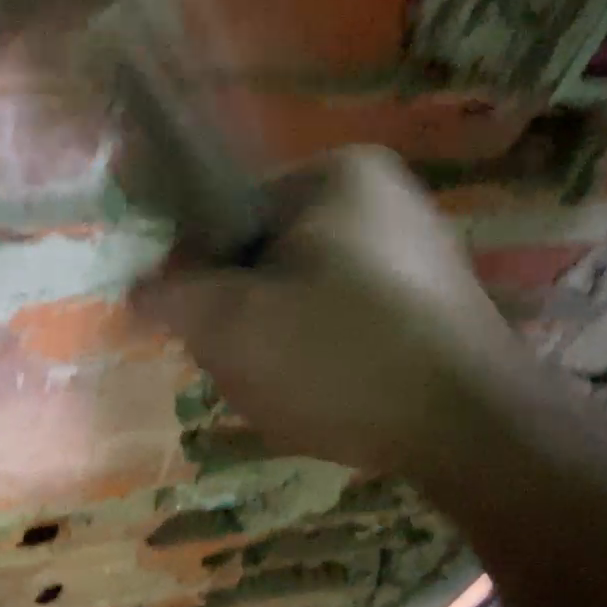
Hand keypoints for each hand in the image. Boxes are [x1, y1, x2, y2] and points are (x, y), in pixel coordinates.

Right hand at [133, 146, 537, 474]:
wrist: (469, 429)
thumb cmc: (335, 354)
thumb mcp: (226, 321)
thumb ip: (166, 295)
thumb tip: (138, 292)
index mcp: (332, 177)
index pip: (218, 217)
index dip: (191, 276)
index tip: (193, 326)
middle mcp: (377, 199)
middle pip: (254, 258)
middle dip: (233, 314)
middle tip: (239, 361)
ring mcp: (406, 253)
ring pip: (288, 295)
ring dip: (265, 341)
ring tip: (279, 384)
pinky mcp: (421, 305)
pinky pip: (332, 320)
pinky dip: (310, 355)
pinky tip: (316, 393)